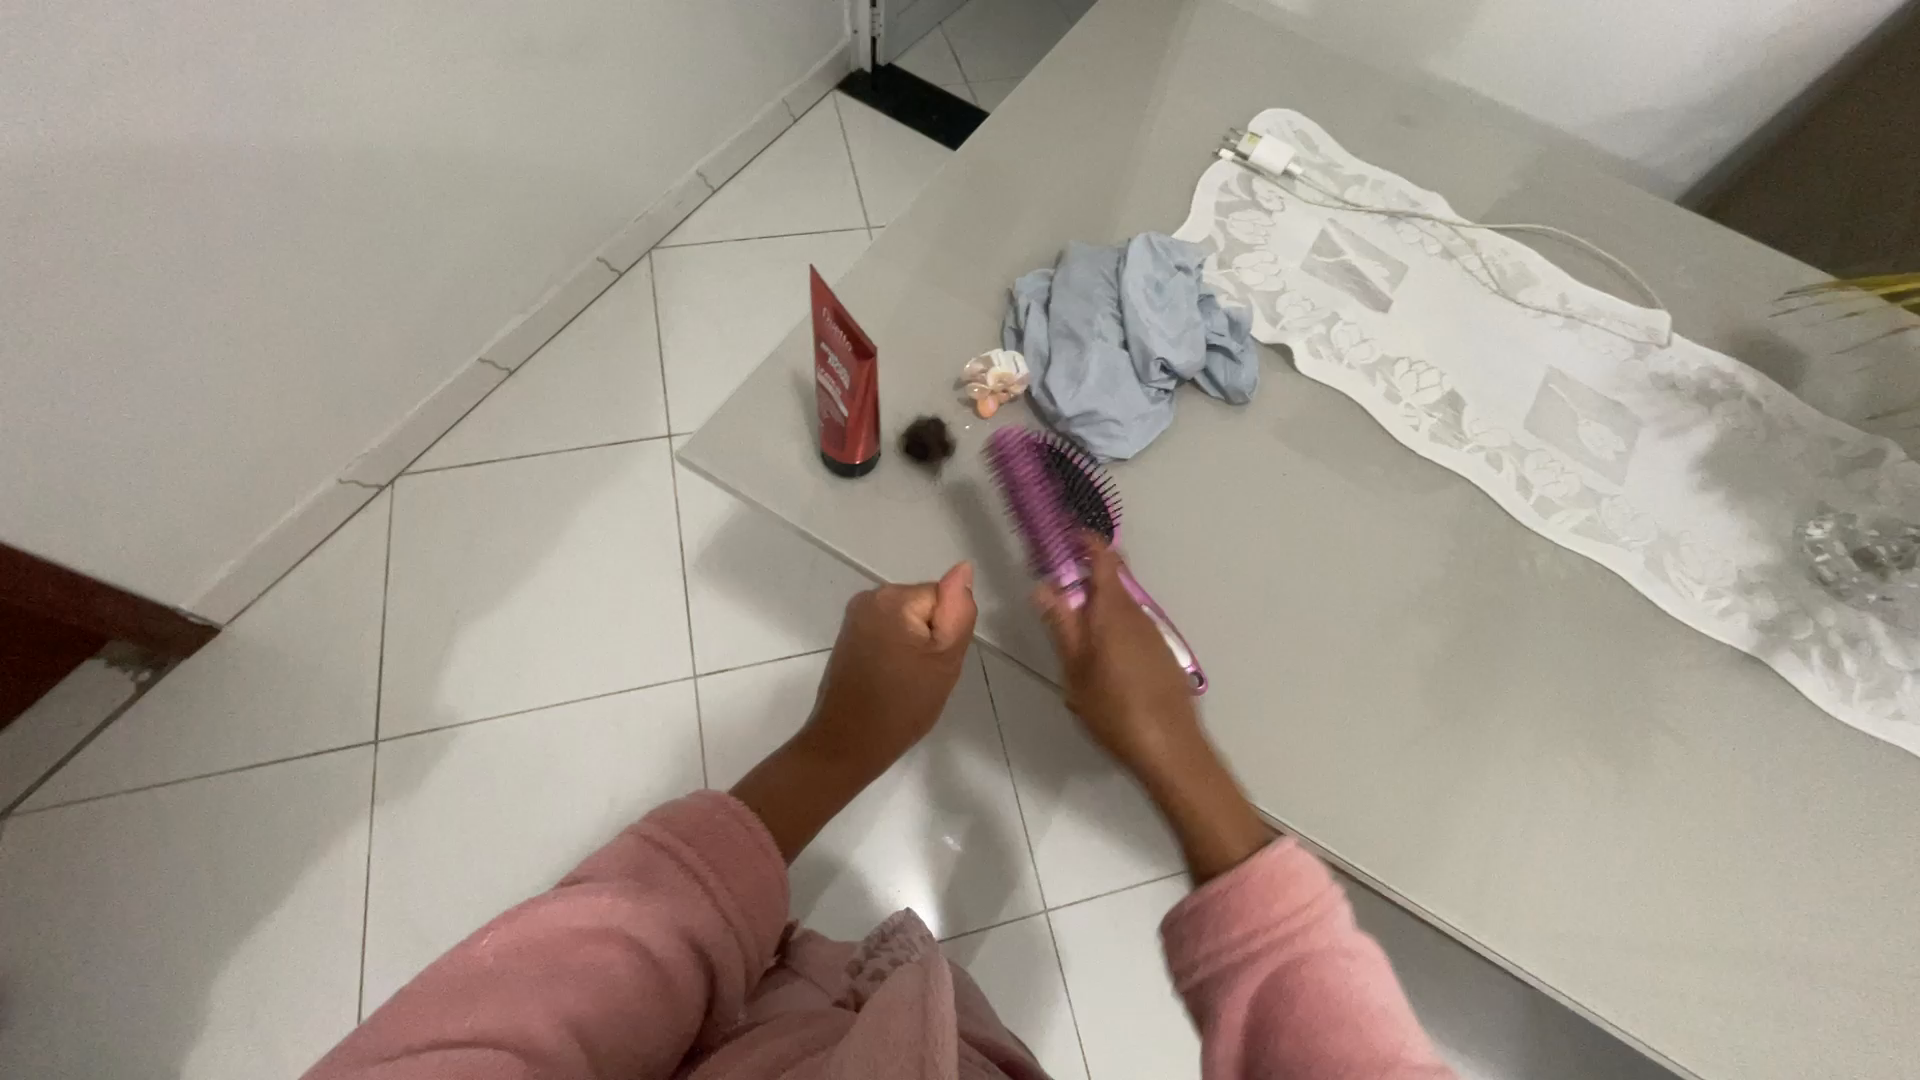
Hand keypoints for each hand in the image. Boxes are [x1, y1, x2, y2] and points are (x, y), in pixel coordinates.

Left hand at [733, 562, 976, 861]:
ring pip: (908, 623)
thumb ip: (958, 610)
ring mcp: (855, 618)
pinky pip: (888, 635)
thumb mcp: (944, 659)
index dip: (946, 634)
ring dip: (913, 649)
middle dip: (929, 639)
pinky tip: (890, 681)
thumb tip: (964, 568)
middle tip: (922, 676)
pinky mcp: (849, 638)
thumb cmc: (902, 704)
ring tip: (906, 681)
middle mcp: (868, 597)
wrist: (848, 744)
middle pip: (924, 608)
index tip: (933, 663)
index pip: (944, 600)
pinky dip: (895, 654)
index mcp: (892, 597)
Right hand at [1032, 536, 1198, 773]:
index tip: (1066, 536)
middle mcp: (1137, 614)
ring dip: (1099, 607)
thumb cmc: (1113, 707)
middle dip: (1086, 577)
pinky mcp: (1162, 654)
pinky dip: (1114, 628)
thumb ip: (1061, 625)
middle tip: (1058, 592)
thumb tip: (1044, 587)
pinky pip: (1133, 627)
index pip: (1103, 558)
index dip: (1086, 541)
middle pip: (1114, 580)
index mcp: (1113, 610)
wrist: (1170, 746)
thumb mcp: (1076, 669)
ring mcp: (1153, 634)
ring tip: (1074, 633)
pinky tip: (1103, 660)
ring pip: (1122, 606)